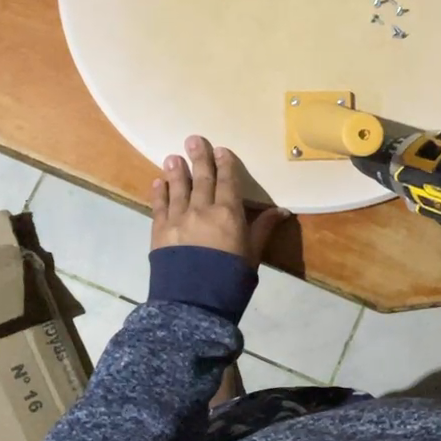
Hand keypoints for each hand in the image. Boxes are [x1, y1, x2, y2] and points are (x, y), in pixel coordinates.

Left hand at [150, 136, 289, 267]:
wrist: (194, 301)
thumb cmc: (230, 279)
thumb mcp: (253, 254)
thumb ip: (264, 229)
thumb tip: (282, 211)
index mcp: (228, 213)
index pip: (227, 182)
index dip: (224, 164)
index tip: (220, 150)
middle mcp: (202, 209)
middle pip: (202, 179)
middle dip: (198, 158)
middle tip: (192, 139)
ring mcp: (178, 218)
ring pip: (178, 188)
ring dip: (175, 172)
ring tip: (172, 157)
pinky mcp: (159, 231)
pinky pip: (159, 206)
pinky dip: (159, 193)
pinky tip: (158, 183)